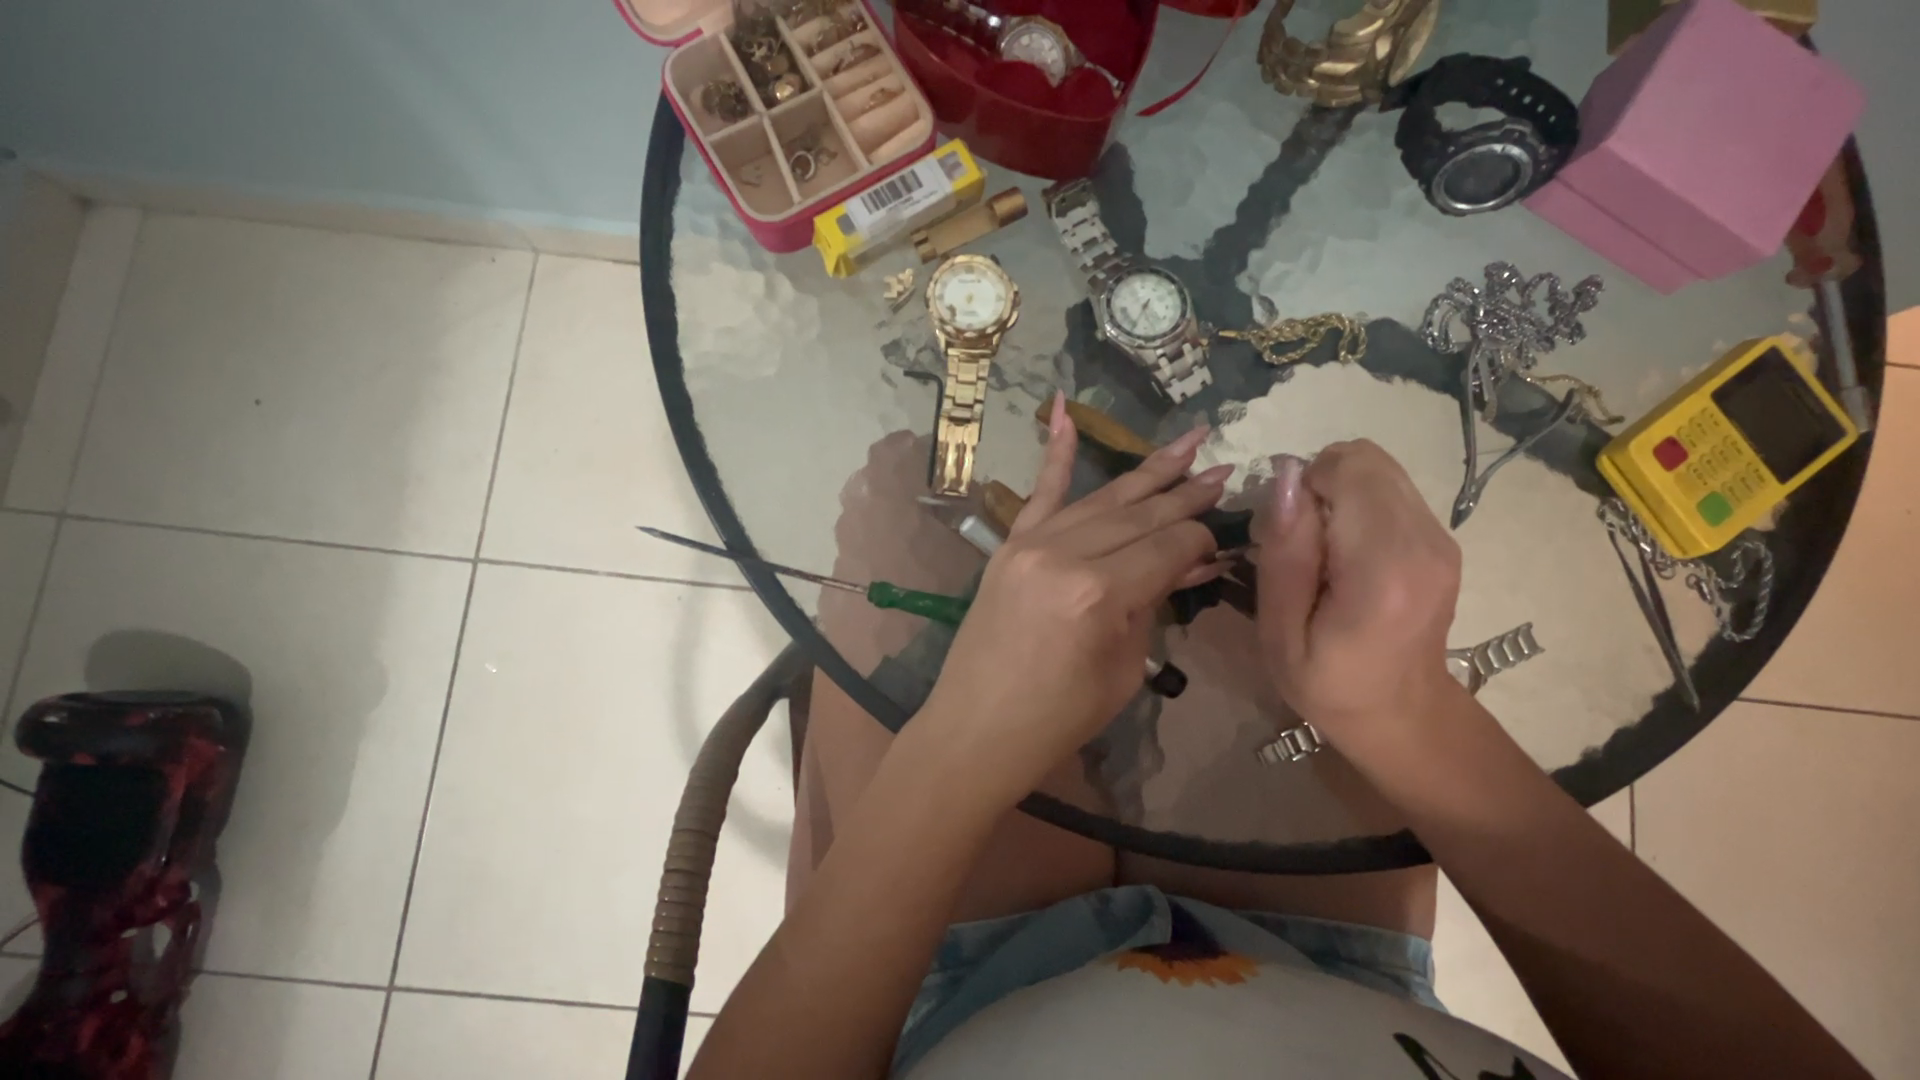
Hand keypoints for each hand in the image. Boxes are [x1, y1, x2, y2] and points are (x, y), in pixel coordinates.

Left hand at [916, 394, 1227, 808]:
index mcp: (1099, 592)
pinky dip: (1055, 452)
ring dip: (1148, 472)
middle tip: (1225, 468)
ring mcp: (1030, 544)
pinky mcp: (1009, 546)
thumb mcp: (1122, 668)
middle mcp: (1065, 554)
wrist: (976, 729)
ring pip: (1102, 498)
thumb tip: (1190, 563)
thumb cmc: (1058, 718)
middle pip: (1140, 514)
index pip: (1169, 546)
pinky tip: (1065, 411)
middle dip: (1186, 493)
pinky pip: (1038, 493)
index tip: (1226, 535)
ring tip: (1190, 441)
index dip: (1202, 539)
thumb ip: (1152, 604)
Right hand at [1256, 440, 1462, 746]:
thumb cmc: (1327, 682)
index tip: (1289, 537)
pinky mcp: (1443, 539)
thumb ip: (1285, 553)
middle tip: (1303, 542)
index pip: (1346, 470)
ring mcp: (1442, 538)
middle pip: (1365, 459)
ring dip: (1339, 495)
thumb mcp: (1280, 632)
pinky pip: (1390, 490)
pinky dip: (1358, 506)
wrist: (1400, 713)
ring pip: (1378, 469)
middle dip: (1320, 485)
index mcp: (1383, 570)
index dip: (1303, 488)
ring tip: (1324, 551)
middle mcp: (1424, 541)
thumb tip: (1287, 477)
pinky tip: (1347, 555)